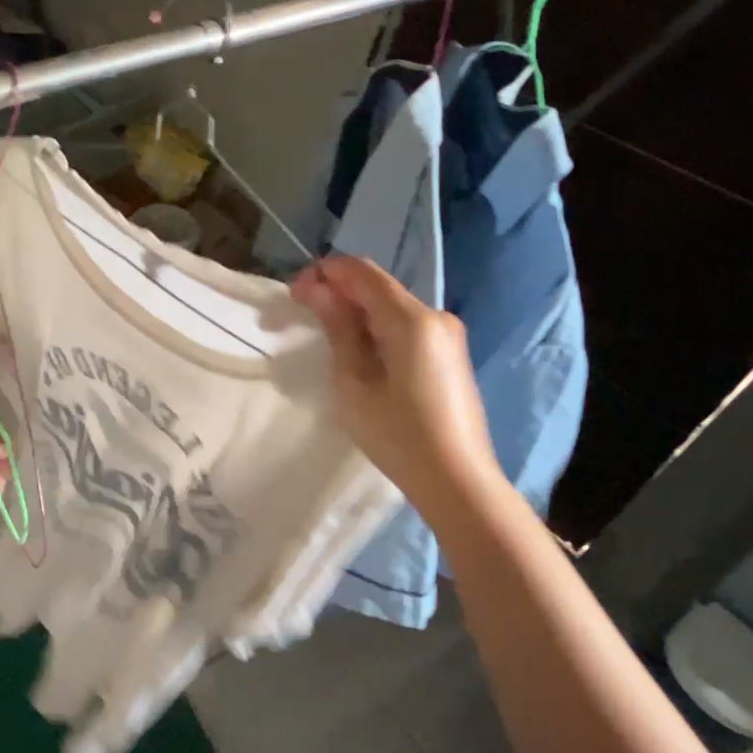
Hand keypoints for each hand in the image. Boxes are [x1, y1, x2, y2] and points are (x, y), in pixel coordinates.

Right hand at [291, 255, 501, 512]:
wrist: (457, 481)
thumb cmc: (398, 434)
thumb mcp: (354, 381)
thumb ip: (339, 329)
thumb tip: (320, 290)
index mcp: (411, 319)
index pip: (361, 271)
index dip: (323, 273)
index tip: (294, 295)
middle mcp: (434, 316)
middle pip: (376, 286)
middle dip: (336, 291)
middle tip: (302, 315)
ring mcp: (446, 335)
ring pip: (390, 305)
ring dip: (354, 310)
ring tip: (325, 335)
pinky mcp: (449, 354)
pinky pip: (404, 325)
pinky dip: (375, 327)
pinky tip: (359, 353)